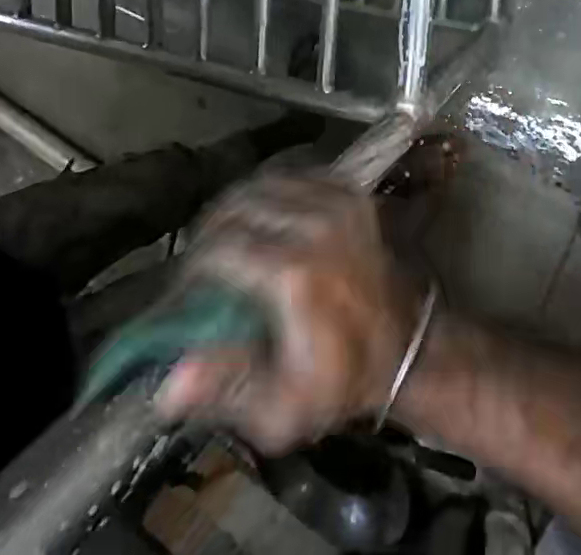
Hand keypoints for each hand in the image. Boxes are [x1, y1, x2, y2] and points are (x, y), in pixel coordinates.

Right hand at [154, 174, 420, 453]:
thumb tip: (168, 383)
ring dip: (235, 207)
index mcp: (294, 272)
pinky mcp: (350, 195)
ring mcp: (336, 204)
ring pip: (261, 184)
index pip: (219, 248)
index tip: (186, 287)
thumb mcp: (285, 406)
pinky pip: (294, 175)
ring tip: (225, 235)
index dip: (193, 265)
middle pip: (236, 207)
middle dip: (209, 232)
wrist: (412, 351)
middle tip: (201, 259)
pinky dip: (270, 190)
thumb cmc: (343, 380)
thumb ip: (226, 389)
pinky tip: (263, 213)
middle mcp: (313, 226)